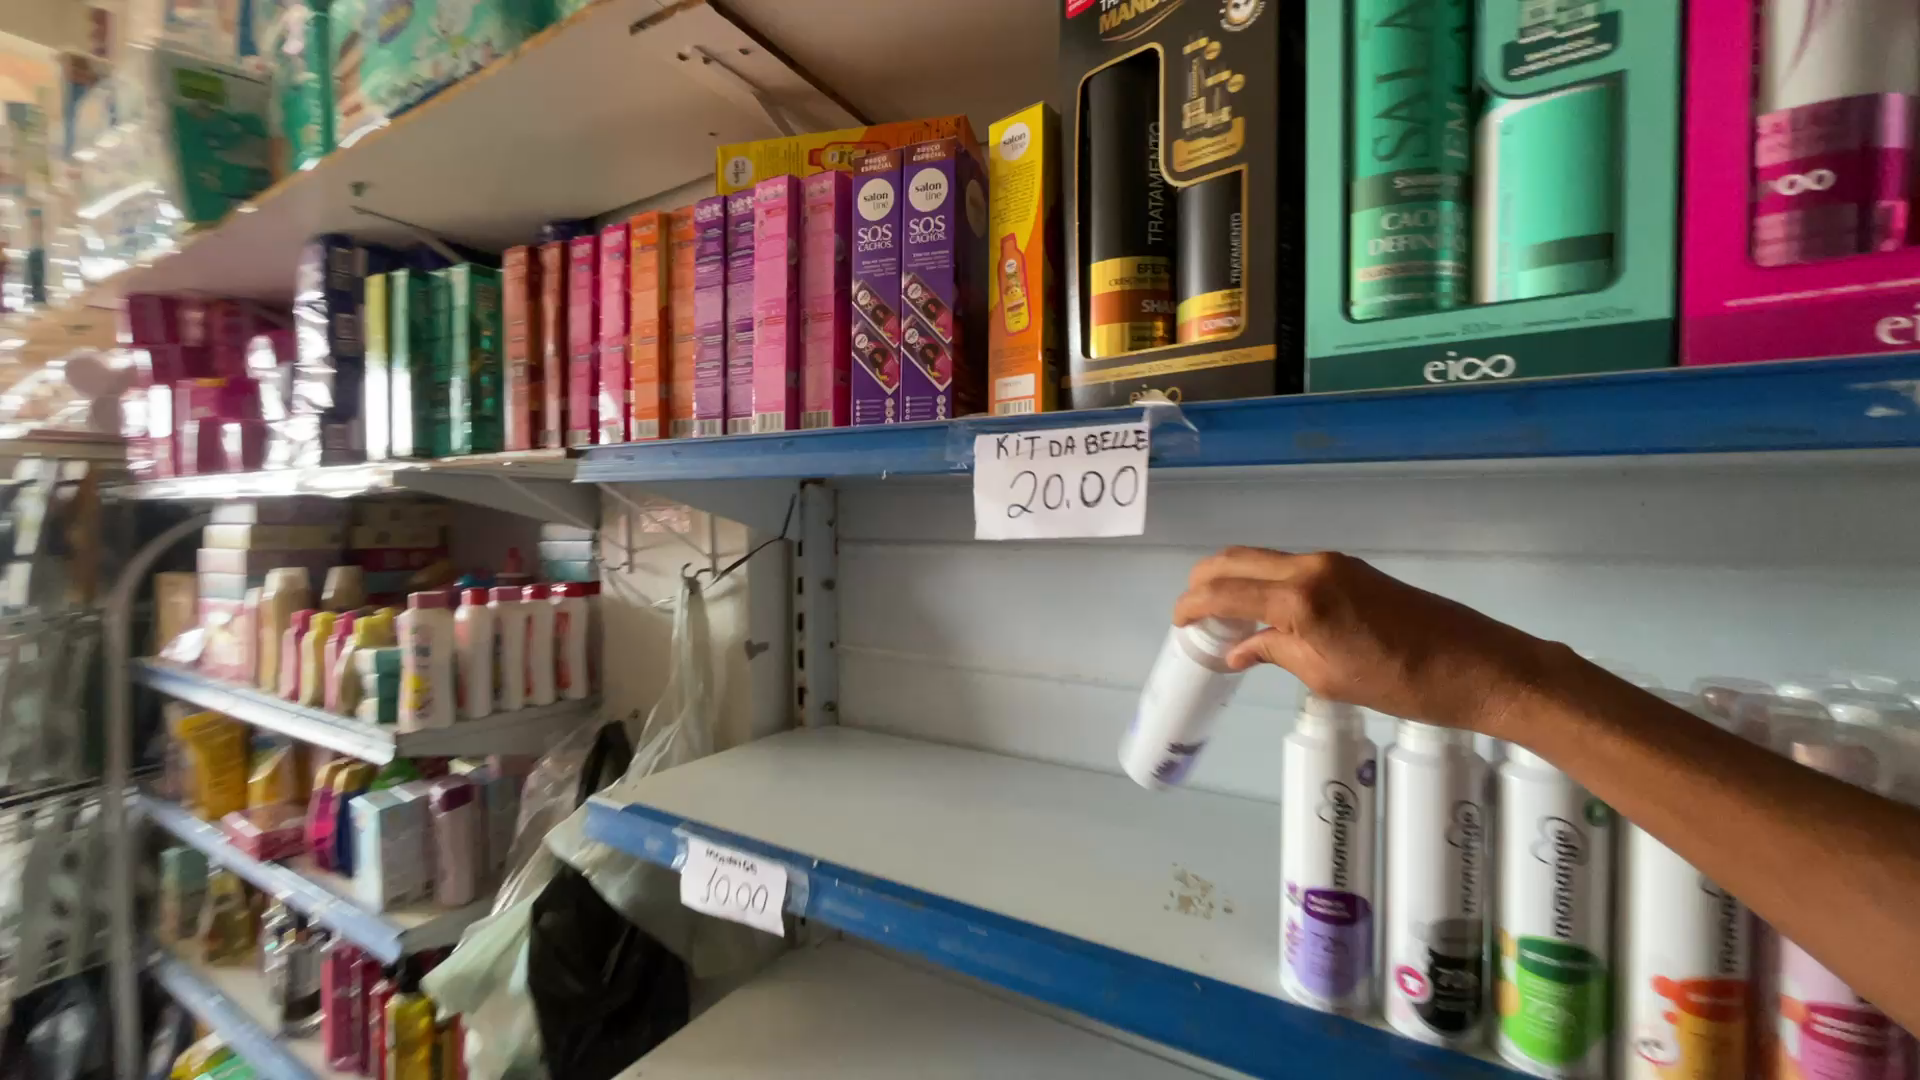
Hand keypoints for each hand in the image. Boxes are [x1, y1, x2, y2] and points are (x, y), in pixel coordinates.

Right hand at [1173, 547, 1556, 736]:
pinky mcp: (1350, 568)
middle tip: (1190, 608)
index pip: (1226, 593)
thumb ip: (1275, 653)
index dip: (1193, 605)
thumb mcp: (1326, 677)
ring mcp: (1332, 563)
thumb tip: (1239, 650)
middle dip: (1204, 579)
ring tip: (1221, 610)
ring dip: (1233, 577)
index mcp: (1299, 599)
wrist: (1481, 666)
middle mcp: (1310, 568)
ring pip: (1262, 559)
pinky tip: (1262, 608)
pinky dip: (1262, 581)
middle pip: (1237, 559)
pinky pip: (1288, 567)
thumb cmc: (1401, 684)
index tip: (1177, 620)